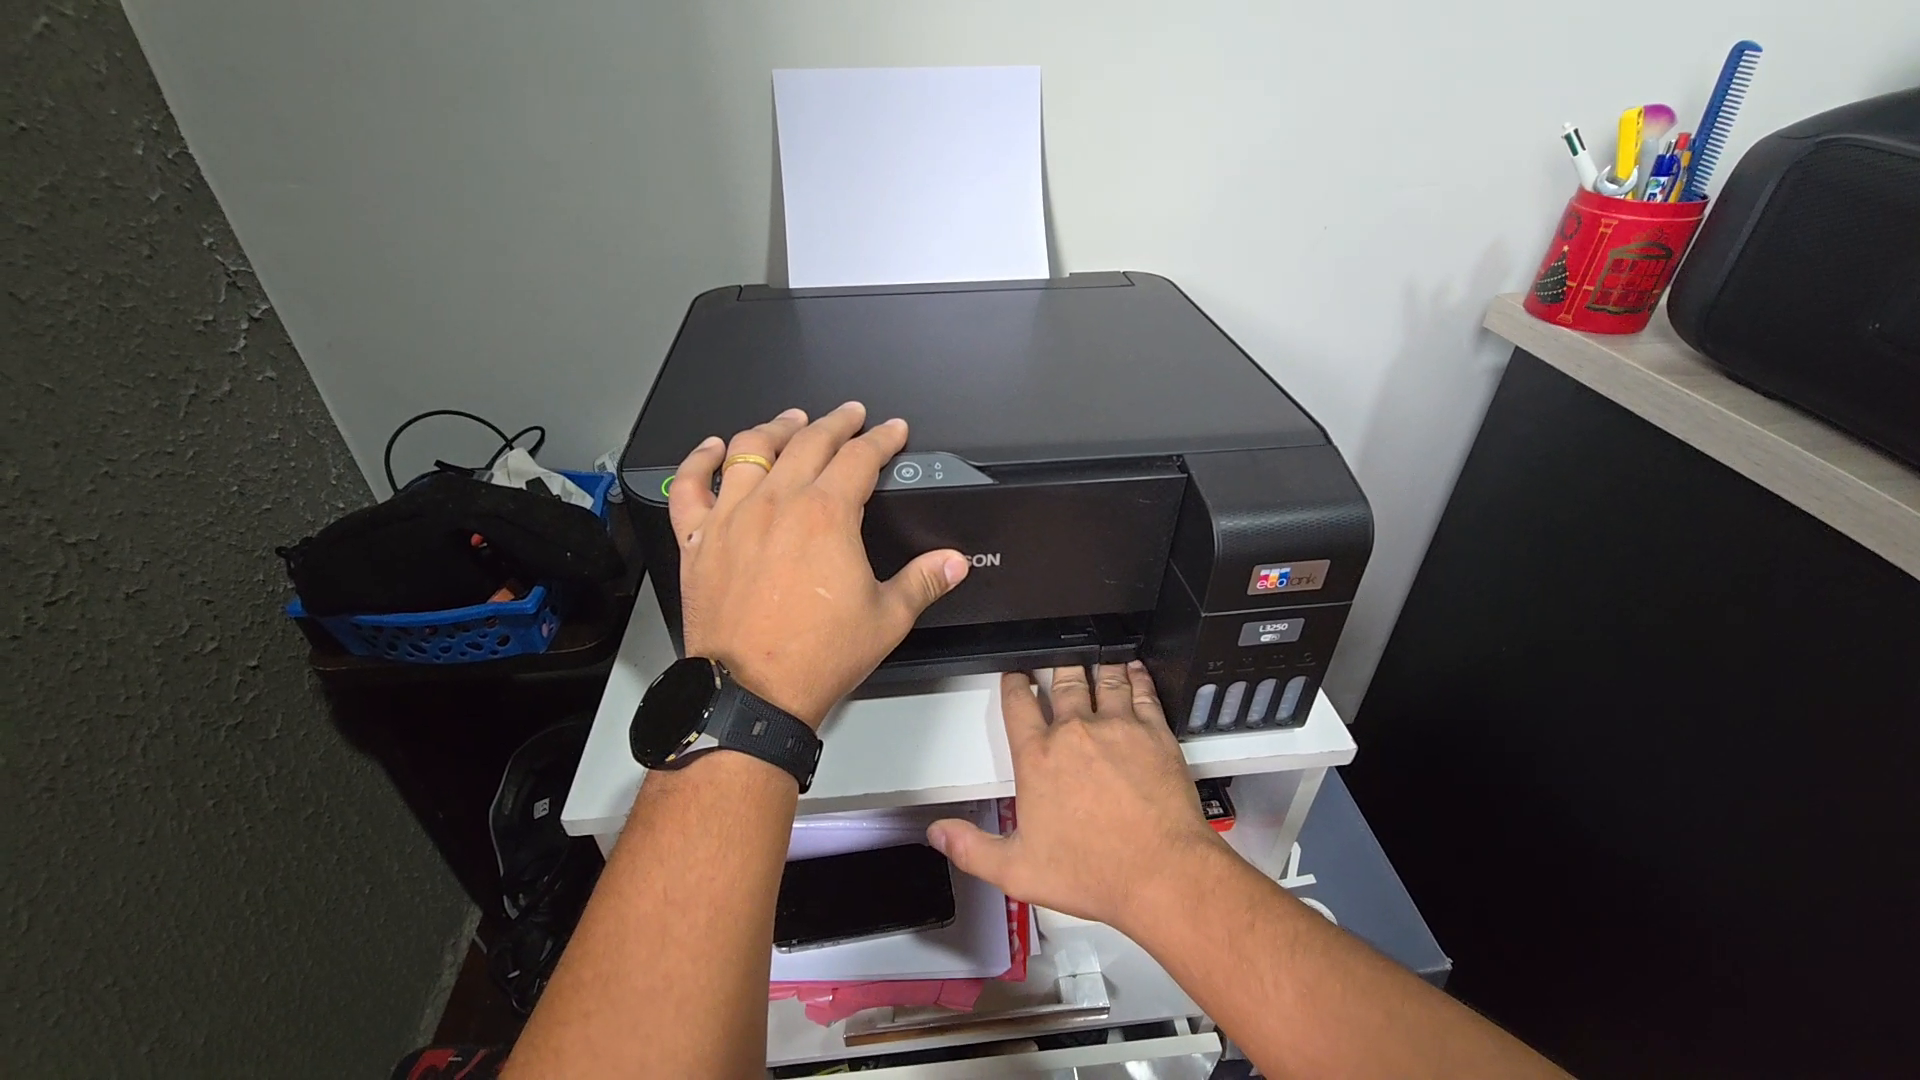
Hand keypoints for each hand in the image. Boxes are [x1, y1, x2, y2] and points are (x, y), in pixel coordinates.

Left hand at [668, 403, 969, 727]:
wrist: (752, 693)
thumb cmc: (815, 657)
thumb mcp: (887, 618)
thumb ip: (923, 581)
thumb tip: (952, 562)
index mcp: (826, 516)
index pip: (860, 456)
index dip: (881, 438)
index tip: (891, 430)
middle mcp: (777, 505)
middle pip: (808, 441)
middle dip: (836, 422)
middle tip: (850, 415)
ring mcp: (733, 519)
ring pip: (751, 449)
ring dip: (776, 428)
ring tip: (791, 420)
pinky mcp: (700, 541)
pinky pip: (690, 486)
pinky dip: (699, 461)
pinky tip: (712, 448)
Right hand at [926, 663, 1228, 931]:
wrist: (1160, 873)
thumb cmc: (1095, 871)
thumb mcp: (1017, 870)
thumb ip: (971, 848)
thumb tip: (940, 834)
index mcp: (1038, 758)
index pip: (1018, 704)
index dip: (1014, 684)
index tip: (1015, 677)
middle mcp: (1076, 733)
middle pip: (1063, 682)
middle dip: (1057, 666)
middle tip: (1057, 659)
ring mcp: (1118, 728)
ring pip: (1103, 680)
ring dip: (1097, 665)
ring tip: (1095, 656)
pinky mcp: (1154, 734)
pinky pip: (1143, 692)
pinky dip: (1137, 676)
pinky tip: (1135, 670)